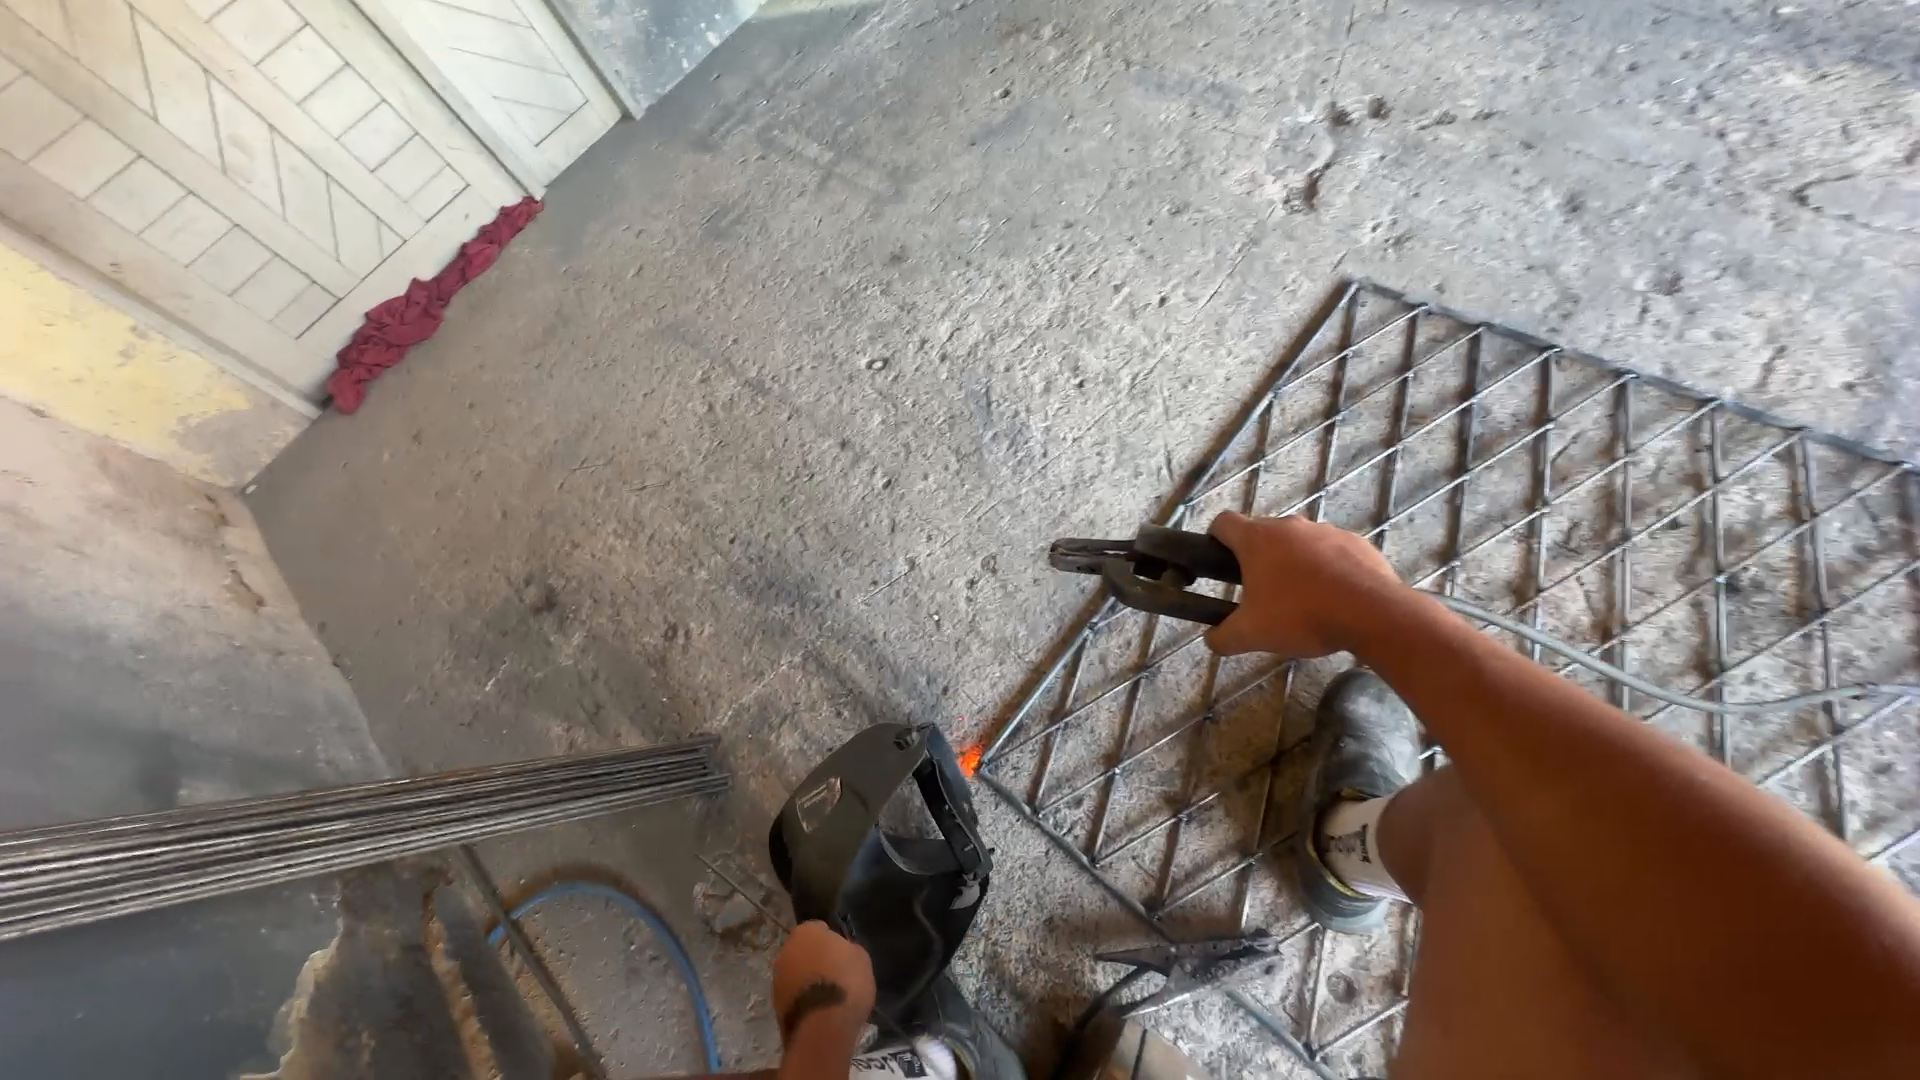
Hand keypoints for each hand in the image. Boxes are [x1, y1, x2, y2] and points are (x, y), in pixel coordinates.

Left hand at [772, 921, 874, 1048]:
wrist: (823, 1029)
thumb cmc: (846, 983)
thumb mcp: (861, 958)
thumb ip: (848, 949)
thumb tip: (841, 953)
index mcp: (805, 932)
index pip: (819, 929)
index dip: (832, 941)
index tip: (843, 954)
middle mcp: (785, 951)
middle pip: (804, 952)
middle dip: (816, 960)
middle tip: (835, 975)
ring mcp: (777, 980)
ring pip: (796, 975)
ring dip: (807, 982)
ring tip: (827, 997)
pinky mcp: (775, 1007)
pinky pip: (794, 996)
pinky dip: (803, 1001)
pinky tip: (819, 1012)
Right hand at [1206, 512, 1402, 656]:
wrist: (1373, 614)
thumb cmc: (1301, 616)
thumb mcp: (1251, 635)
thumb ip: (1223, 637)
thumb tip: (1211, 640)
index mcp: (1257, 540)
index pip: (1223, 523)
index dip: (1215, 539)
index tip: (1217, 562)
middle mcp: (1289, 526)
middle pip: (1262, 533)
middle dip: (1257, 559)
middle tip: (1260, 594)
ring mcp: (1326, 531)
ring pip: (1298, 542)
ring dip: (1293, 563)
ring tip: (1301, 600)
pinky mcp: (1356, 543)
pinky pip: (1332, 551)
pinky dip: (1327, 569)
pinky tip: (1334, 597)